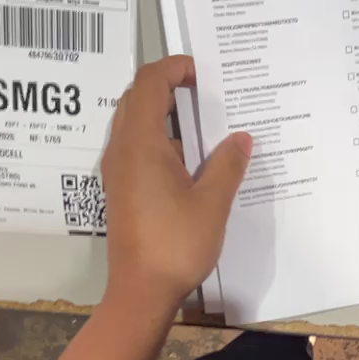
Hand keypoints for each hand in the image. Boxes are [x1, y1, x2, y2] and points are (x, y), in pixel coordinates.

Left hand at [100, 55, 252, 313]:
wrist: (141, 291)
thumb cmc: (176, 245)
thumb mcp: (212, 203)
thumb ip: (227, 164)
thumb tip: (241, 138)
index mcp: (141, 143)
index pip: (150, 83)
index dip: (174, 68)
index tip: (202, 73)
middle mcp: (122, 151)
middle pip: (137, 99)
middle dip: (168, 88)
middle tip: (204, 96)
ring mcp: (118, 173)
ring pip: (135, 126)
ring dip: (165, 119)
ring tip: (203, 130)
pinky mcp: (121, 192)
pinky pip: (136, 151)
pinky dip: (160, 143)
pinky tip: (190, 165)